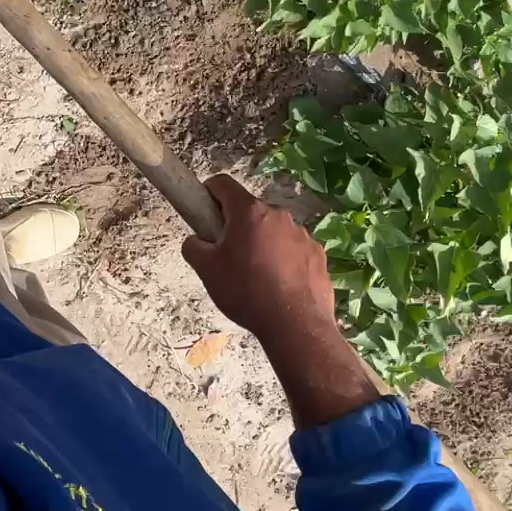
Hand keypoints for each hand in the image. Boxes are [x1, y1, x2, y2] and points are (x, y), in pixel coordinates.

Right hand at [182, 174, 337, 348]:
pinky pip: (293, 248)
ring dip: (262, 242)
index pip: (222, 183)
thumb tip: (197, 241)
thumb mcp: (205, 270)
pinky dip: (284, 259)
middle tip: (228, 255)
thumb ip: (193, 246)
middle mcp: (278, 214)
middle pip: (250, 209)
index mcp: (249, 211)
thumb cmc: (246, 291)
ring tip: (256, 275)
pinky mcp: (318, 254)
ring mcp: (303, 233)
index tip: (204, 212)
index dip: (208, 193)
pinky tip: (279, 285)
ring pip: (273, 229)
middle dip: (236, 225)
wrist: (295, 327)